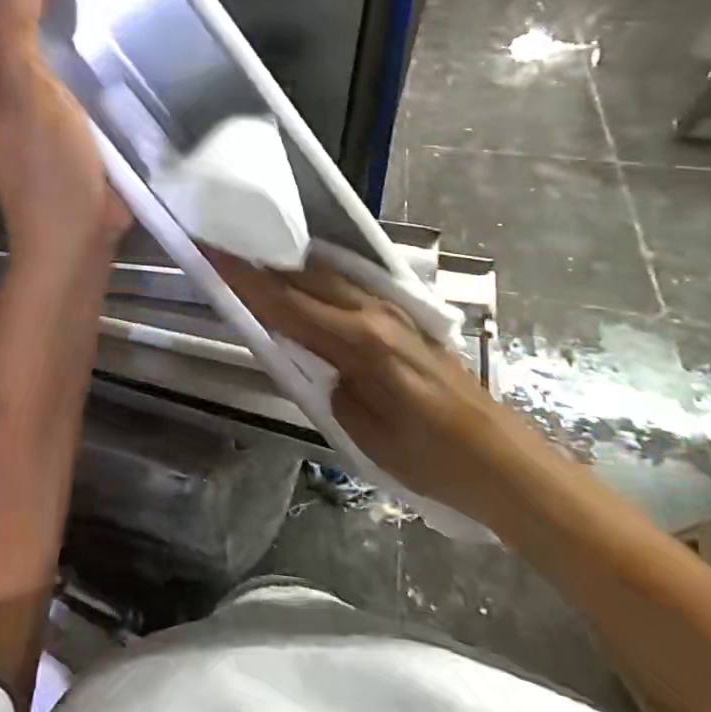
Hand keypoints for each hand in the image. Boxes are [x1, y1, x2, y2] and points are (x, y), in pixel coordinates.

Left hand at [0, 0, 131, 266]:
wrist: (75, 233)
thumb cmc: (45, 166)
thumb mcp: (25, 93)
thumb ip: (16, 33)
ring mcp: (30, 106)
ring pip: (22, 47)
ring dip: (29, 13)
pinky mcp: (63, 121)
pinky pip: (58, 69)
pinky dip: (64, 44)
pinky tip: (87, 35)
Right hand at [208, 251, 512, 518]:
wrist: (499, 460)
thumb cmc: (429, 459)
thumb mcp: (363, 431)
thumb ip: (330, 385)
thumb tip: (318, 361)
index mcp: (359, 341)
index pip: (286, 303)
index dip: (244, 278)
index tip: (211, 250)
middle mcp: (375, 313)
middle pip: (307, 276)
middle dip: (263, 264)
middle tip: (226, 251)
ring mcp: (395, 312)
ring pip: (331, 277)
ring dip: (292, 269)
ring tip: (258, 265)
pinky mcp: (407, 320)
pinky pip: (352, 288)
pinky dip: (320, 283)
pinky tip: (308, 288)